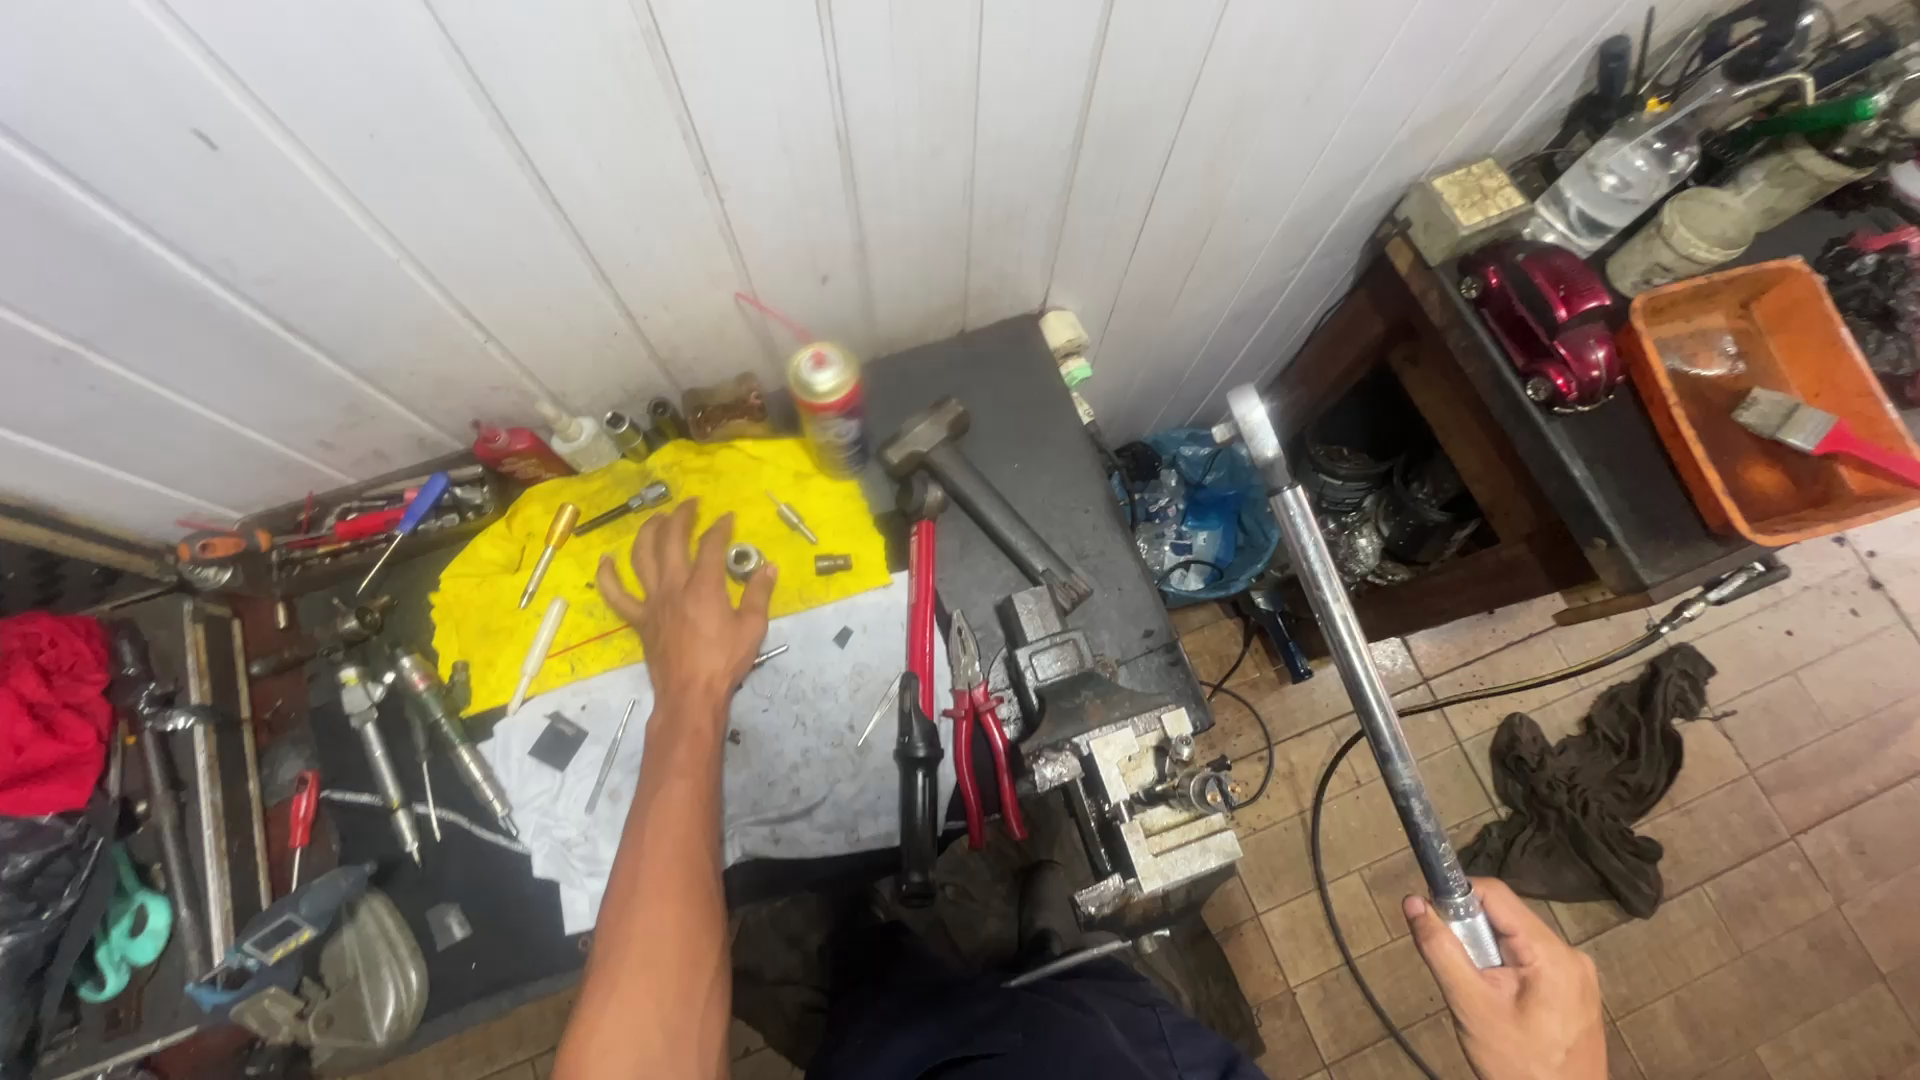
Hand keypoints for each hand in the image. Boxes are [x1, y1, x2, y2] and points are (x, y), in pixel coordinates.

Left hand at [596, 500, 774, 720]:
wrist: (690, 694)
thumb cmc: (725, 662)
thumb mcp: (753, 627)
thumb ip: (759, 594)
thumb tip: (768, 568)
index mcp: (704, 586)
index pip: (711, 544)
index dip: (720, 527)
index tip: (728, 518)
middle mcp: (674, 586)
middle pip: (671, 540)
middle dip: (681, 516)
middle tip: (690, 505)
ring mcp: (652, 602)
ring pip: (641, 557)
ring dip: (647, 532)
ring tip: (656, 519)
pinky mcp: (639, 620)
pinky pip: (616, 595)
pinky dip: (607, 576)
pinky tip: (607, 561)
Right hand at [1403, 878, 1605, 1079]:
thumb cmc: (1518, 1066)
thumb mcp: (1469, 1006)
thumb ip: (1440, 949)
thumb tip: (1413, 901)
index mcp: (1552, 954)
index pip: (1495, 894)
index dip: (1456, 896)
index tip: (1433, 920)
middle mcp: (1570, 955)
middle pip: (1503, 915)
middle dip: (1470, 931)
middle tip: (1456, 969)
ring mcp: (1577, 974)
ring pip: (1512, 937)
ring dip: (1484, 952)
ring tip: (1477, 991)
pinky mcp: (1575, 990)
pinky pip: (1527, 958)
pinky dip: (1502, 967)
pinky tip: (1497, 1000)